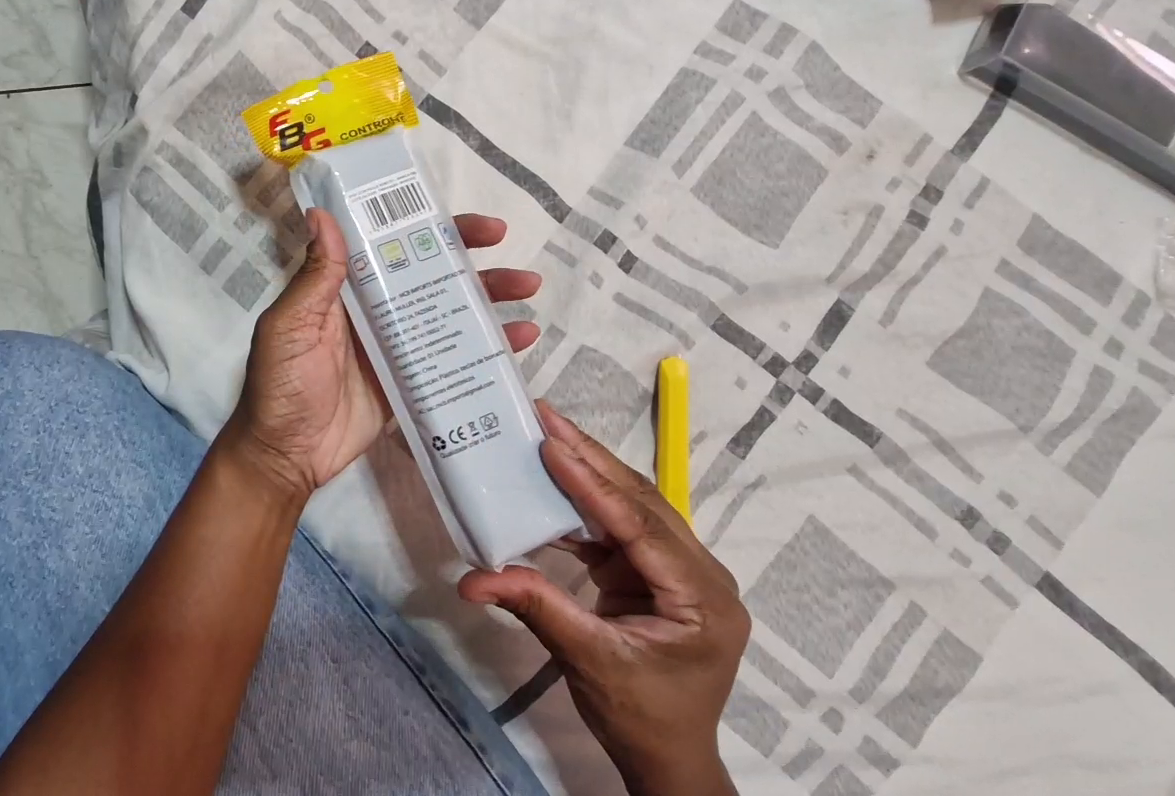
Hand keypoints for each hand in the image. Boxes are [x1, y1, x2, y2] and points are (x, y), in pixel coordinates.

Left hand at [219, 208, 541, 500]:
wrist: (286, 455)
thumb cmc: (280, 384)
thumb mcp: (290, 326)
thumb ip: (315, 277)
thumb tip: (323, 214)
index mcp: (343, 290)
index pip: (390, 246)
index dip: (428, 228)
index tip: (467, 223)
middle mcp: (374, 311)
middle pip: (428, 275)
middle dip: (472, 261)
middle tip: (509, 254)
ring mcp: (396, 348)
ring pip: (447, 312)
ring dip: (488, 298)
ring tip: (528, 289)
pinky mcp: (410, 383)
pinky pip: (451, 359)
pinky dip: (484, 347)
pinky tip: (518, 340)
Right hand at [458, 404, 748, 795]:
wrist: (667, 758)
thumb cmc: (640, 717)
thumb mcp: (587, 660)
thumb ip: (535, 607)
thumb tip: (472, 580)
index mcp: (703, 597)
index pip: (641, 526)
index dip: (593, 484)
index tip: (553, 445)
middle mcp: (701, 574)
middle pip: (641, 502)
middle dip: (591, 458)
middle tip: (547, 417)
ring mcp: (680, 572)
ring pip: (632, 507)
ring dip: (588, 472)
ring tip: (548, 436)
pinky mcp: (656, 575)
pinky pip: (618, 528)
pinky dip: (584, 506)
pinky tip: (553, 483)